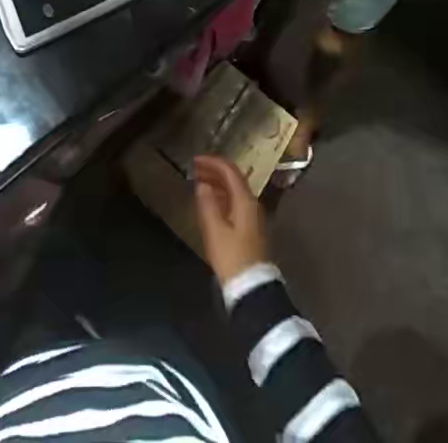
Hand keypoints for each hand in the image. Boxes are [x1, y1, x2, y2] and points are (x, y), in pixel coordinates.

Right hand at [191, 156, 269, 284]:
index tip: (195, 160)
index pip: (230, 171)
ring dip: (217, 183)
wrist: (252, 287)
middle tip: (194, 169)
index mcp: (245, 200)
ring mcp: (253, 216)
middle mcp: (252, 203)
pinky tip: (210, 201)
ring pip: (235, 190)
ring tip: (198, 181)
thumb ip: (208, 204)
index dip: (212, 162)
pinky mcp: (250, 227)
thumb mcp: (215, 230)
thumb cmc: (231, 257)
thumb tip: (202, 184)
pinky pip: (235, 202)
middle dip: (214, 171)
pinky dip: (222, 196)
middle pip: (234, 179)